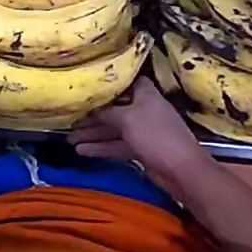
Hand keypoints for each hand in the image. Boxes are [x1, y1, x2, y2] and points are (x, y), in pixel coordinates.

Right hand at [68, 80, 205, 186]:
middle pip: (114, 108)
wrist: (181, 170)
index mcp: (146, 95)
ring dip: (93, 133)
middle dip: (92, 114)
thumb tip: (90, 108)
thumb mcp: (126, 118)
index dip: (110, 81)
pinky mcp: (141, 149)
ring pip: (113, 128)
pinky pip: (116, 144)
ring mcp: (143, 131)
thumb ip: (106, 112)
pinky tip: (82, 151)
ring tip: (69, 138)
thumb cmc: (155, 135)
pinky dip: (101, 147)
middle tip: (70, 117)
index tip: (89, 82)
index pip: (128, 81)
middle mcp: (144, 110)